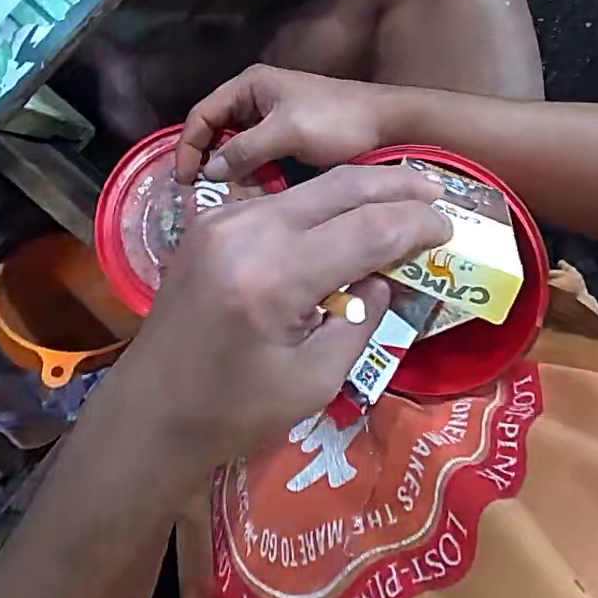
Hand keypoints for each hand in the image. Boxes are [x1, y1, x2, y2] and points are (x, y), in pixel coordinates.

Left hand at [101, 165, 450, 467]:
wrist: (149, 408)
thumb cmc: (234, 411)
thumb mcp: (316, 380)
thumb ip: (361, 319)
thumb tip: (385, 273)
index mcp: (272, 278)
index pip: (366, 230)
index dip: (415, 225)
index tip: (449, 228)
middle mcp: (247, 230)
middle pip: (341, 187)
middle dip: (395, 186)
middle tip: (436, 193)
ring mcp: (224, 217)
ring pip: (312, 187)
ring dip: (361, 190)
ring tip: (402, 197)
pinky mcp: (212, 219)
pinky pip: (282, 201)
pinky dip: (323, 204)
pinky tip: (347, 215)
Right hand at [176, 65, 406, 183]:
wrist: (386, 124)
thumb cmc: (337, 120)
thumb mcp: (287, 132)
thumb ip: (245, 149)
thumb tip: (209, 172)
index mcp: (251, 86)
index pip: (202, 114)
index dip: (188, 146)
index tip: (185, 179)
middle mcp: (256, 98)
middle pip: (217, 130)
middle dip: (209, 159)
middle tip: (202, 192)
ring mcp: (272, 117)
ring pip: (237, 146)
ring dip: (231, 168)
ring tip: (227, 195)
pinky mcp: (287, 137)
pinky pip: (257, 155)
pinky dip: (251, 172)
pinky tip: (252, 192)